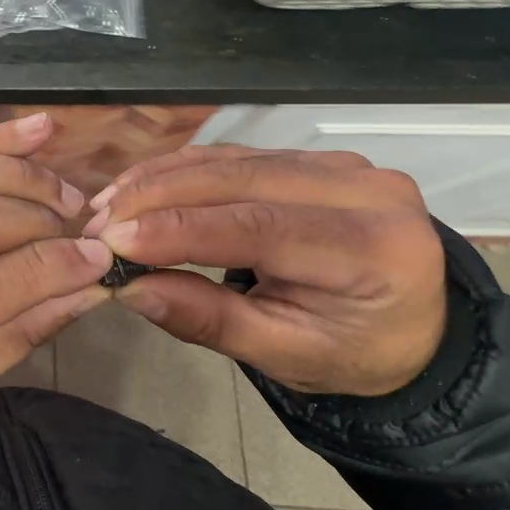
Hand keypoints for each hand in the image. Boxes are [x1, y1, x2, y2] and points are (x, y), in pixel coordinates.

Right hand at [84, 146, 446, 397]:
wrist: (412, 326)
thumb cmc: (352, 353)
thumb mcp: (285, 354)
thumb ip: (210, 320)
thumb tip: (130, 290)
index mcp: (375, 251)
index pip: (260, 229)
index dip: (180, 230)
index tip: (113, 241)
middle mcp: (367, 192)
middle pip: (241, 181)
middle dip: (157, 197)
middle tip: (97, 222)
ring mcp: (343, 164)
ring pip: (231, 159)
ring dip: (160, 178)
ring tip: (106, 204)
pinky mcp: (316, 156)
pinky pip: (237, 154)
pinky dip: (182, 168)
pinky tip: (140, 184)